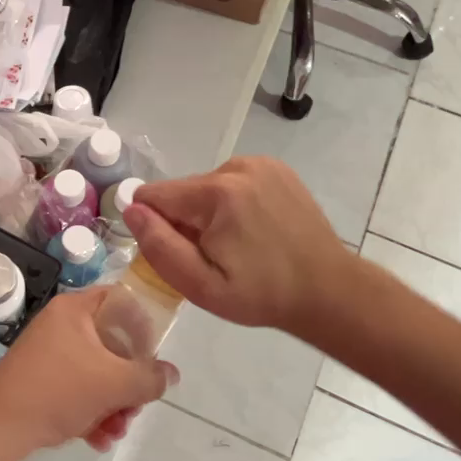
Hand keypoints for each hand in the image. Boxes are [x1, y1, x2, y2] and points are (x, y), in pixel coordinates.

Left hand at [0, 289, 177, 455]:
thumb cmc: (59, 390)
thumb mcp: (114, 383)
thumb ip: (150, 377)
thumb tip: (170, 374)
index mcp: (75, 310)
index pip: (120, 300)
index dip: (144, 325)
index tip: (154, 356)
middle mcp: (61, 326)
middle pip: (113, 345)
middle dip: (129, 383)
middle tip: (135, 407)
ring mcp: (50, 355)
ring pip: (97, 374)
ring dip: (114, 405)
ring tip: (116, 431)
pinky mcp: (41, 382)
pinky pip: (77, 391)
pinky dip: (91, 413)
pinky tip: (98, 439)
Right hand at [123, 156, 354, 332]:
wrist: (329, 291)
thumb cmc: (261, 295)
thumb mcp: (200, 285)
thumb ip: (159, 246)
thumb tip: (131, 210)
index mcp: (217, 193)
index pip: (153, 195)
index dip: (156, 227)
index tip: (181, 252)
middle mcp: (237, 168)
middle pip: (181, 192)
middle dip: (185, 221)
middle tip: (214, 257)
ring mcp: (261, 165)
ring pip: (205, 188)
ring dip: (208, 214)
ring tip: (237, 246)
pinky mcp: (277, 169)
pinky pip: (231, 183)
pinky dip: (232, 204)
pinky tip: (253, 231)